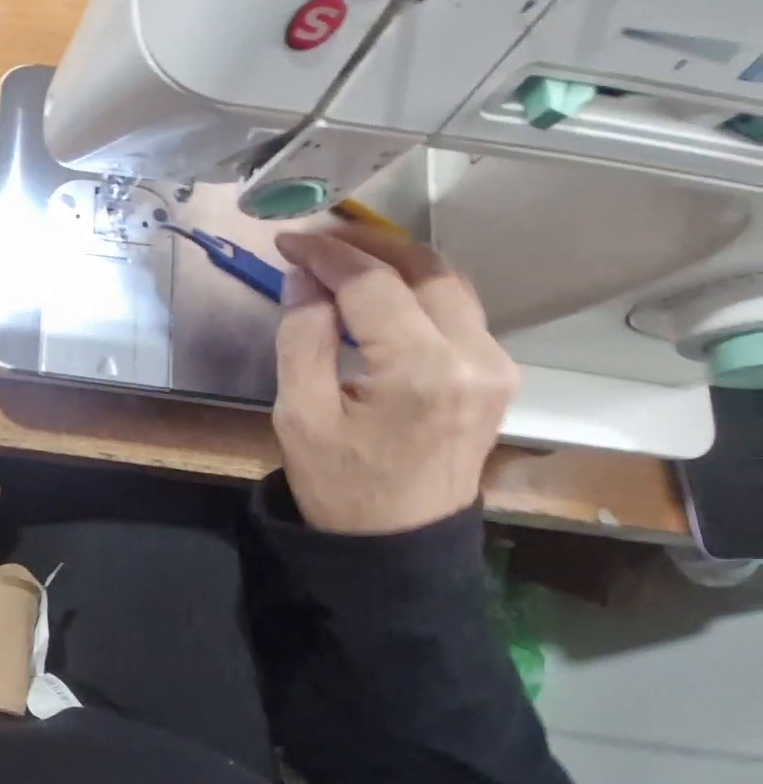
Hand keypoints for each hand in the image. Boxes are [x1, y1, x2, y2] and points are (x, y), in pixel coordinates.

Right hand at [272, 225, 519, 534]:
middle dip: (367, 245)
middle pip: (426, 270)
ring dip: (395, 262)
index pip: (373, 285)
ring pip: (449, 284)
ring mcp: (496, 366)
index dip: (327, 255)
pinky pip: (457, 311)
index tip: (286, 243)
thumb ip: (302, 338)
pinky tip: (377, 294)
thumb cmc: (339, 485)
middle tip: (315, 241)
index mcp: (422, 370)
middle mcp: (475, 357)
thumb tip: (304, 280)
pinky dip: (415, 290)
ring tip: (341, 258)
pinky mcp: (497, 375)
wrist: (398, 542)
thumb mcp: (299, 414)